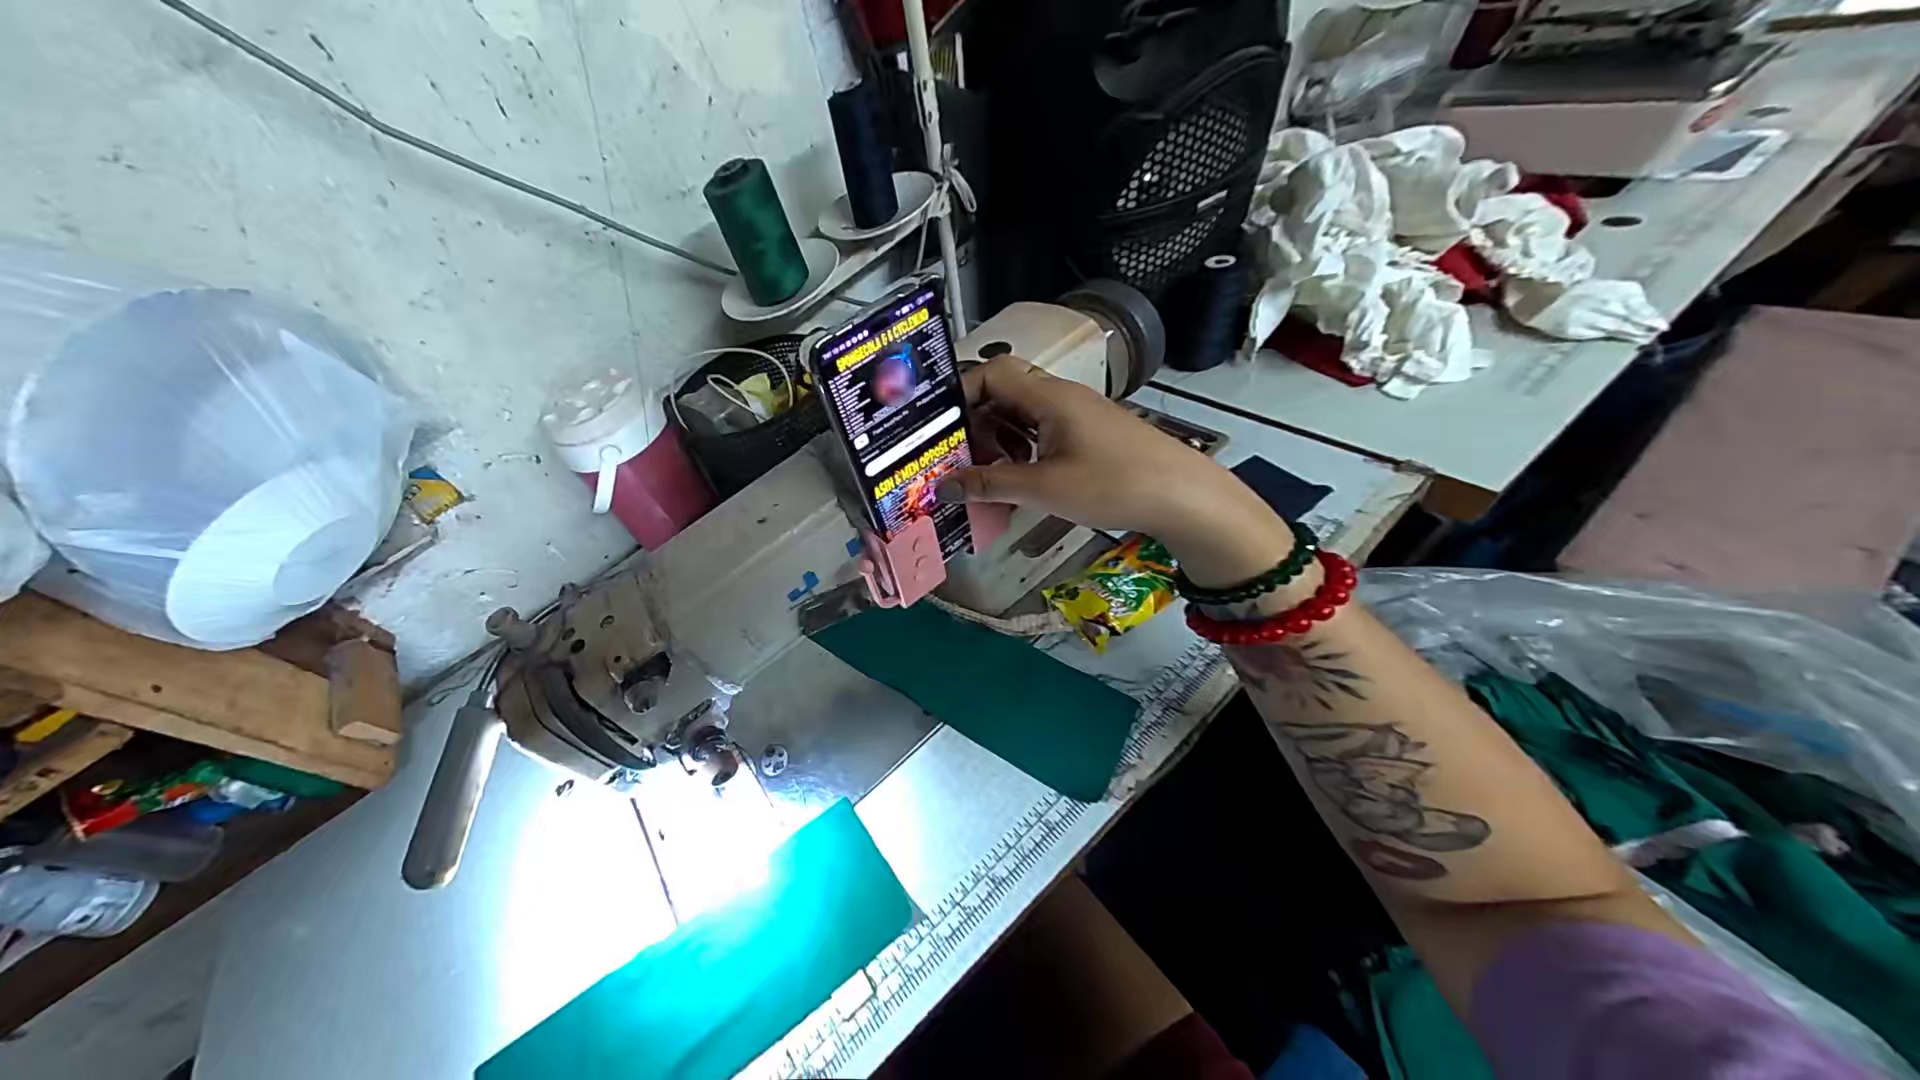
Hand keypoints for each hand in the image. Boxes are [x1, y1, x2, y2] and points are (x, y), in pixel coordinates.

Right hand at [938, 355, 1301, 589]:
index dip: (960, 395)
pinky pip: (1043, 432)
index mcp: (1049, 397)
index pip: (991, 373)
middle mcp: (1062, 397)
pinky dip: (1022, 450)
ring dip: (998, 439)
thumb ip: (991, 484)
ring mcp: (1078, 415)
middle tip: (959, 459)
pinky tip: (1019, 479)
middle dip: (976, 423)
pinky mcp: (1090, 434)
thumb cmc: (1115, 485)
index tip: (939, 430)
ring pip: (1023, 414)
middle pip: (1004, 392)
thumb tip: (944, 487)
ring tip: (985, 474)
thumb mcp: (1045, 487)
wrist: (1183, 497)